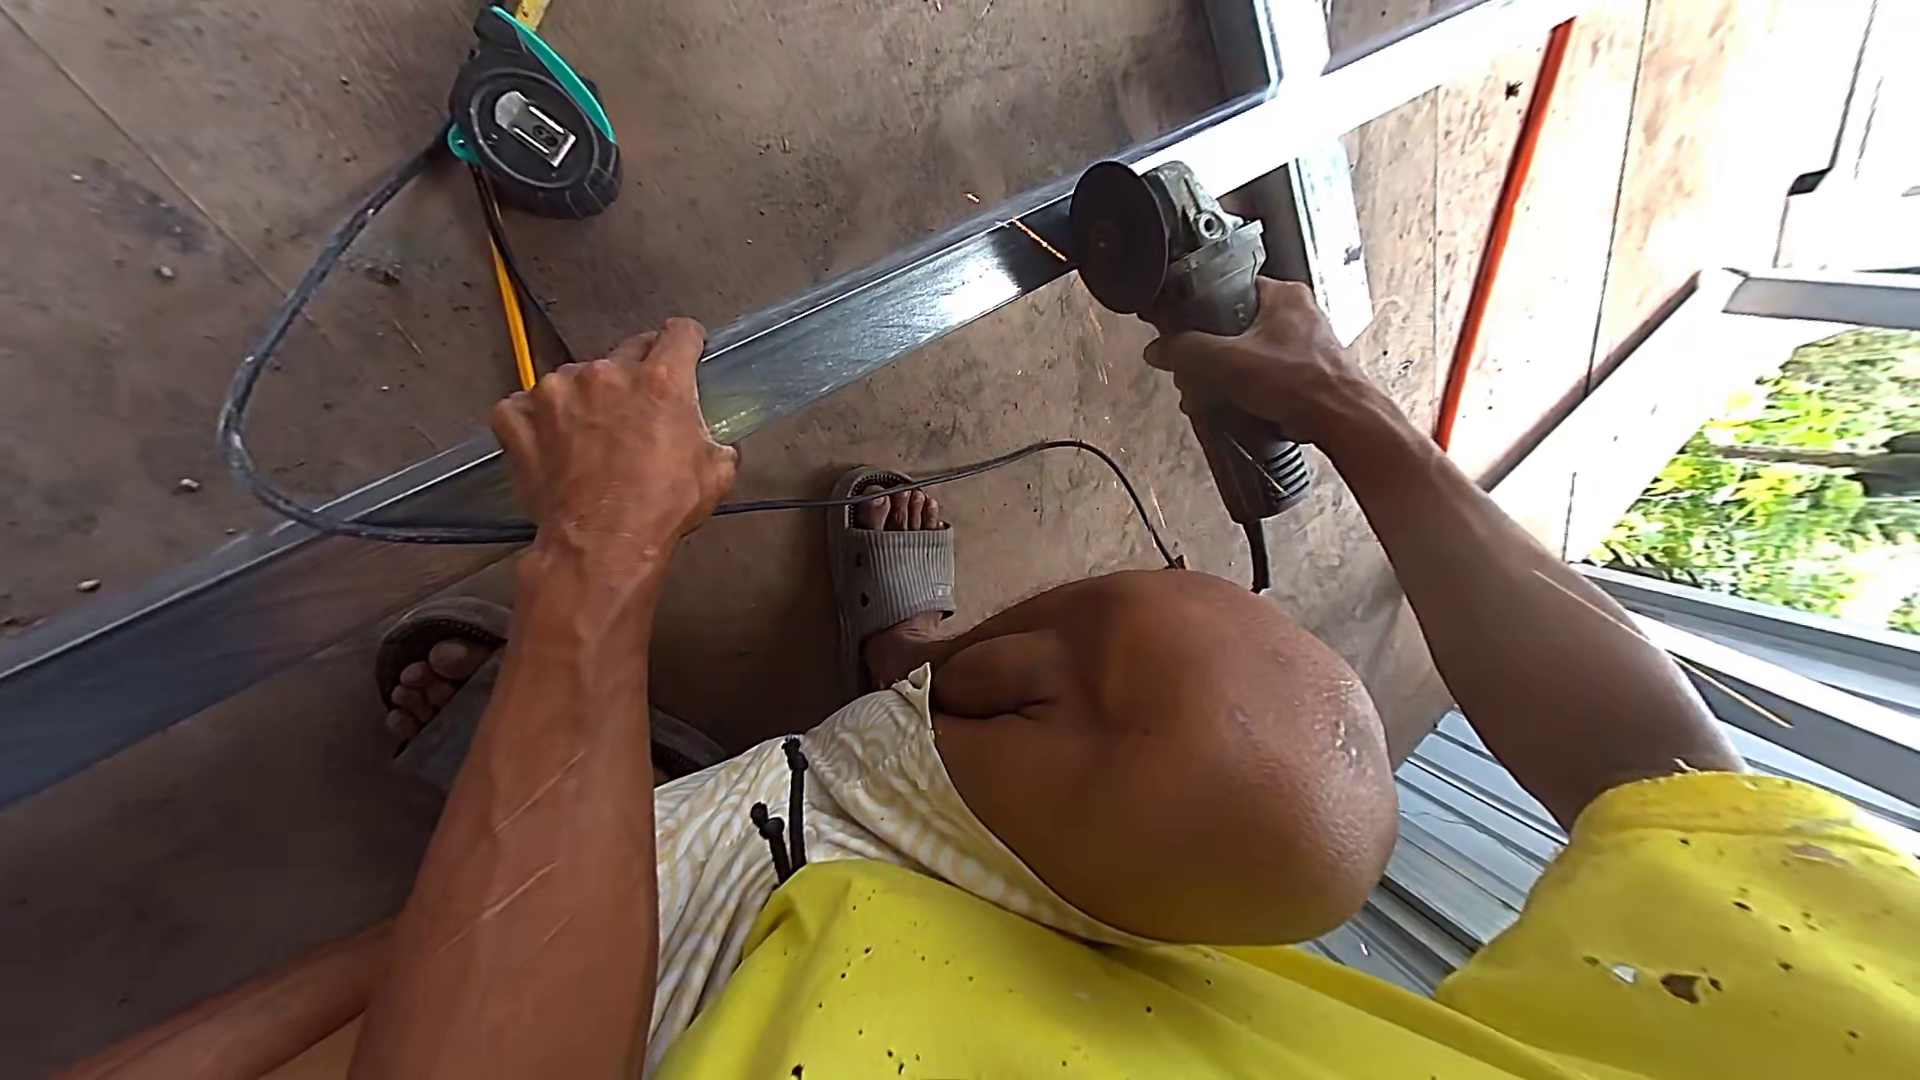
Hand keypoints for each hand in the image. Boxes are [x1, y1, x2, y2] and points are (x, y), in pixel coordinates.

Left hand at [490, 318, 738, 560]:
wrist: (602, 543)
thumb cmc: (662, 507)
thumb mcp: (718, 474)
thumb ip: (717, 442)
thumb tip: (715, 442)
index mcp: (661, 382)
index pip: (680, 333)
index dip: (688, 341)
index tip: (687, 349)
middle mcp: (606, 374)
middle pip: (629, 351)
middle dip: (641, 374)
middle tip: (644, 410)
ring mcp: (554, 390)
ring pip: (579, 378)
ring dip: (591, 398)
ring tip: (597, 438)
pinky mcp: (516, 414)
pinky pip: (531, 405)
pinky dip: (544, 420)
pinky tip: (559, 447)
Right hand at [1143, 279, 1389, 447]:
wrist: (1339, 417)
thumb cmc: (1296, 381)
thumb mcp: (1227, 362)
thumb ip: (1186, 351)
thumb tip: (1157, 349)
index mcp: (1282, 294)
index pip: (1230, 287)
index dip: (1202, 308)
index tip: (1182, 327)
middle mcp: (1297, 312)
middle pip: (1236, 323)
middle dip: (1210, 349)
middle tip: (1193, 367)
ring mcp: (1304, 341)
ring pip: (1249, 349)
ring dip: (1225, 370)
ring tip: (1208, 391)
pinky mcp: (1305, 369)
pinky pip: (1264, 371)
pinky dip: (1245, 385)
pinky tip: (1232, 403)